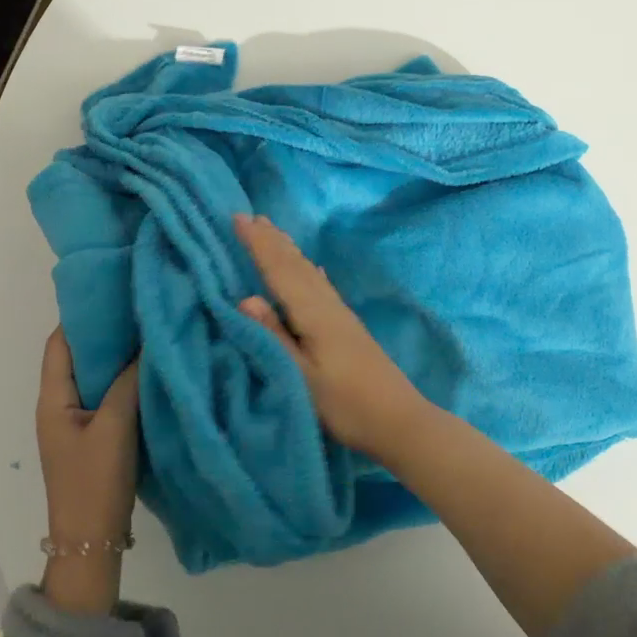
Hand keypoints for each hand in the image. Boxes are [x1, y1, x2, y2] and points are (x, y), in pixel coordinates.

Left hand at [35, 328, 139, 613]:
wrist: (92, 543)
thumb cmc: (94, 481)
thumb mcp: (114, 427)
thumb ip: (129, 381)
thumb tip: (148, 341)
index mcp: (53, 398)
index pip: (60, 342)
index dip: (83, 313)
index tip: (114, 289)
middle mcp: (60, 404)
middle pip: (79, 355)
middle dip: (106, 330)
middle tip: (141, 304)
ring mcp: (78, 422)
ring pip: (97, 375)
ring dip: (118, 355)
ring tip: (150, 328)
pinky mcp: (96, 436)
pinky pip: (109, 395)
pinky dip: (126, 378)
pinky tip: (152, 368)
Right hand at [234, 213, 435, 459]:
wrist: (399, 421)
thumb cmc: (345, 404)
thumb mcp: (302, 376)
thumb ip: (274, 337)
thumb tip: (245, 297)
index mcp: (313, 313)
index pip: (280, 271)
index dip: (258, 245)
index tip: (238, 218)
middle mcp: (328, 305)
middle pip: (296, 265)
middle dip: (273, 241)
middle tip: (252, 215)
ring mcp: (341, 315)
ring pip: (310, 273)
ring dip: (290, 251)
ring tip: (276, 233)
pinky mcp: (349, 327)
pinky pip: (322, 285)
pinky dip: (312, 272)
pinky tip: (316, 270)